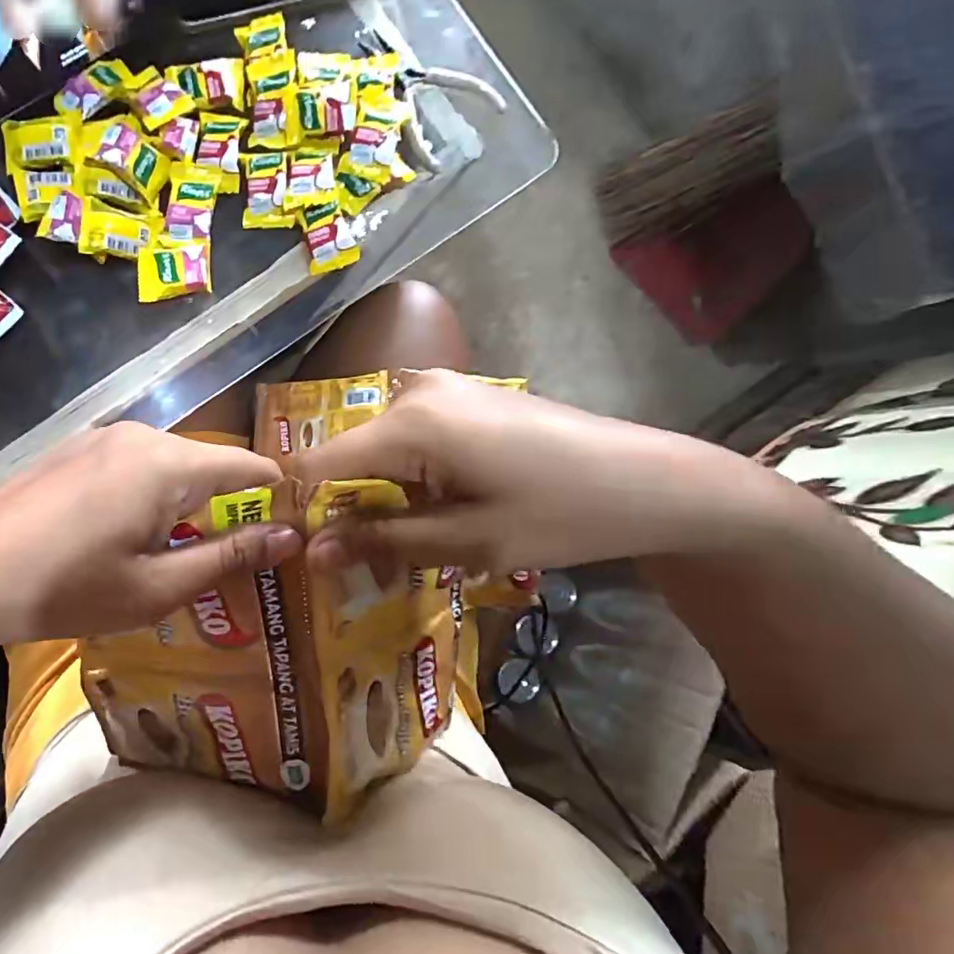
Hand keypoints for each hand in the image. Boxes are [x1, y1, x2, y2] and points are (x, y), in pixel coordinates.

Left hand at [0, 422, 302, 667]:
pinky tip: (128, 539)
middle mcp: (140, 435)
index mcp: (167, 463)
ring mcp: (102, 438)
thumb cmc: (65, 590)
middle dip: (230, 509)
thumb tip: (291, 536)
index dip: (278, 500)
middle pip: (211, 466)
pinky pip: (135, 467)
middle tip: (232, 564)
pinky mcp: (75, 449)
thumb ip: (228, 556)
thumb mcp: (156, 587)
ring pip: (173, 467)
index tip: (290, 537)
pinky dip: (151, 498)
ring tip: (179, 558)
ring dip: (188, 507)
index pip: (251, 467)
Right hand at [293, 369, 793, 573]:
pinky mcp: (462, 396)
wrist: (649, 480)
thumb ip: (381, 542)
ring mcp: (440, 388)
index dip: (304, 510)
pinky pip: (409, 437)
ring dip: (382, 497)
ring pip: (378, 449)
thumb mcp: (466, 541)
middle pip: (347, 456)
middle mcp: (413, 391)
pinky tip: (442, 508)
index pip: (317, 465)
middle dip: (349, 510)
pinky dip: (409, 477)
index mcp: (408, 424)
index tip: (311, 555)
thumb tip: (311, 553)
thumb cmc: (560, 515)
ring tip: (414, 543)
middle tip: (371, 565)